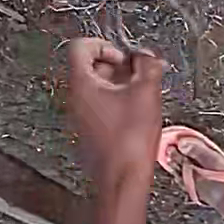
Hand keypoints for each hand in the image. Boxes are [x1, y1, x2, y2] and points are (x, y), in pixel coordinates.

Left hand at [64, 38, 164, 188]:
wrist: (123, 178)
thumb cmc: (129, 138)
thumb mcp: (146, 91)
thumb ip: (148, 65)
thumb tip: (147, 56)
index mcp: (81, 83)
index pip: (80, 46)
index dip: (105, 45)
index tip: (124, 57)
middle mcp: (75, 98)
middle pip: (91, 66)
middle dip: (119, 65)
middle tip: (140, 74)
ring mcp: (80, 115)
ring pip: (98, 86)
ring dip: (121, 84)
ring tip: (143, 94)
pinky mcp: (90, 129)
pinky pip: (101, 105)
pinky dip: (118, 101)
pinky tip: (137, 112)